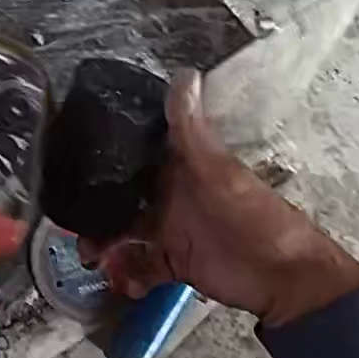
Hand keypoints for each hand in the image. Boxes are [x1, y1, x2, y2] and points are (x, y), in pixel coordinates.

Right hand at [88, 70, 358, 327]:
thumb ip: (191, 129)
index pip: (136, 155)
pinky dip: (131, 276)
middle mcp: (172, 195)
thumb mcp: (218, 170)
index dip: (106, 160)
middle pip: (124, 199)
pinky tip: (128, 285)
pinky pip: (143, 267)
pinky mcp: (177, 263)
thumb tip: (183, 73)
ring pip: (127, 235)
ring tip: (98, 263)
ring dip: (108, 248)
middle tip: (78, 233)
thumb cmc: (251, 215)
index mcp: (181, 166)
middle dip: (98, 214)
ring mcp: (173, 230)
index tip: (74, 168)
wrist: (284, 276)